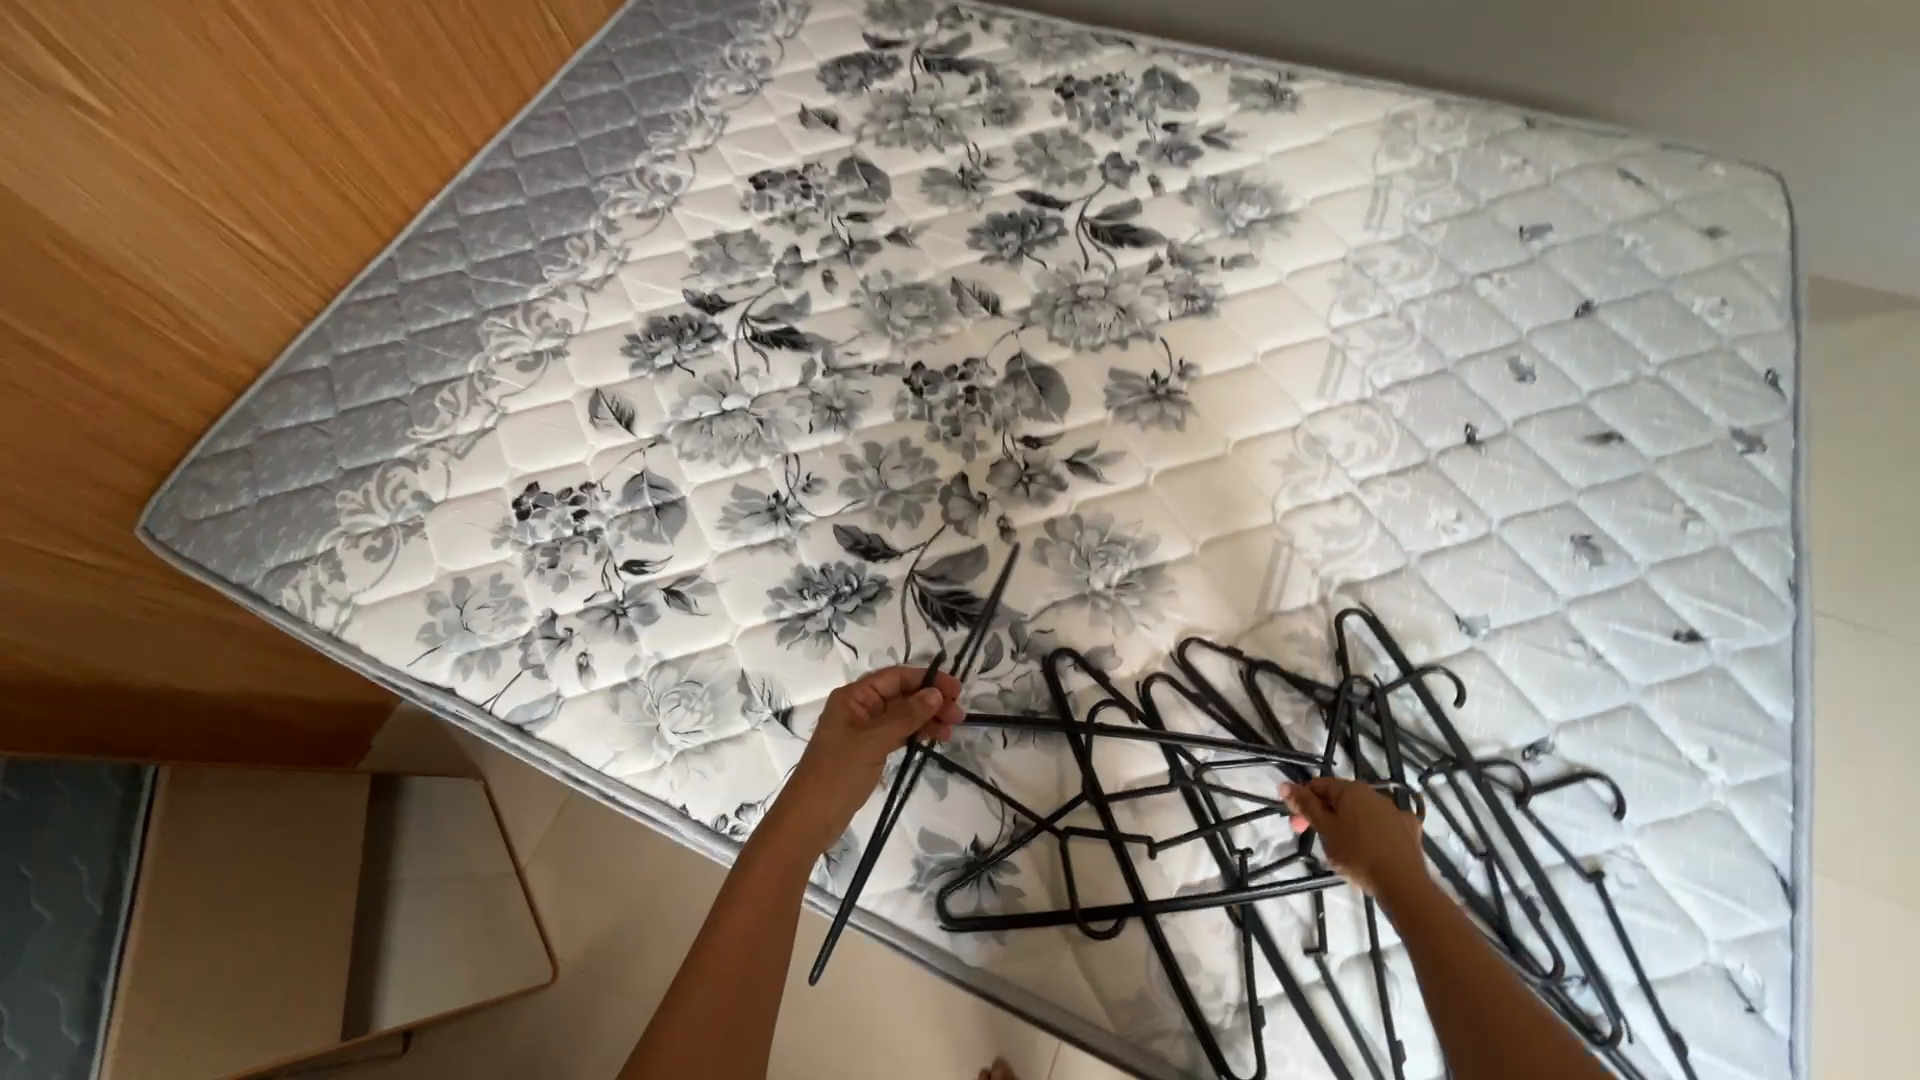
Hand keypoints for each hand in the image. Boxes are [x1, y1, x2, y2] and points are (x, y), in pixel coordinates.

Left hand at [775, 666, 965, 854]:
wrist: (810, 818)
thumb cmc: (837, 773)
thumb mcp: (873, 741)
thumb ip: (905, 716)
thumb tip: (935, 694)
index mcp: (854, 697)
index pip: (896, 677)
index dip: (926, 680)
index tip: (955, 690)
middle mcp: (859, 708)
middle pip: (901, 695)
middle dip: (930, 701)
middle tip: (959, 714)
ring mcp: (865, 730)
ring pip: (902, 715)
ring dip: (927, 718)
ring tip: (952, 729)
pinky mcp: (869, 750)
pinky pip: (898, 733)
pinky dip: (917, 734)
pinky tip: (936, 738)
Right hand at [1282, 777, 1428, 899]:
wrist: (1403, 884)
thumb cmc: (1357, 854)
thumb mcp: (1325, 829)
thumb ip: (1305, 806)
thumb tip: (1285, 784)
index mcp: (1351, 790)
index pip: (1317, 786)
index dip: (1302, 803)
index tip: (1297, 825)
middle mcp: (1374, 794)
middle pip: (1339, 799)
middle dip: (1323, 815)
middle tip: (1316, 839)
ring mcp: (1395, 812)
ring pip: (1361, 813)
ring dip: (1346, 824)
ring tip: (1343, 849)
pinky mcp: (1409, 830)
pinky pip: (1383, 826)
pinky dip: (1372, 832)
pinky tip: (1372, 847)